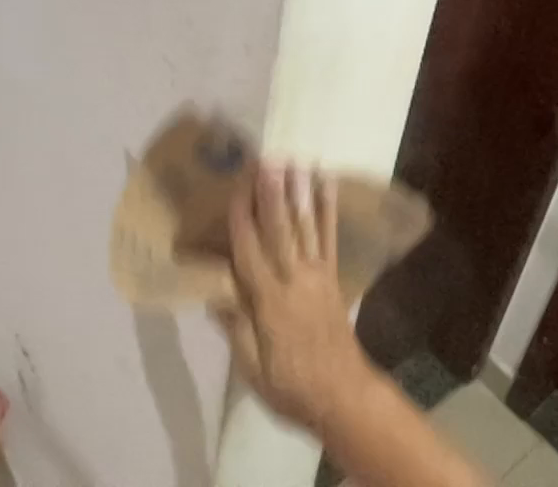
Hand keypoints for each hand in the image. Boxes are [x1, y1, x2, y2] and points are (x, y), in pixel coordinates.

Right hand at [215, 162, 372, 432]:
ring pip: (304, 227)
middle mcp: (292, 279)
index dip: (240, 217)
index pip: (249, 250)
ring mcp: (316, 275)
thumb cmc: (291, 386)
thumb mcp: (252, 368)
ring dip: (298, 193)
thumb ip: (235, 328)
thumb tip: (213, 292)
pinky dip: (329, 210)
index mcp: (267, 301)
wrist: (344, 398)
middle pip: (279, 229)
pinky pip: (329, 238)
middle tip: (267, 160)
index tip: (234, 186)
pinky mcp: (332, 278)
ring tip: (294, 162)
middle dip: (271, 193)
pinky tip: (327, 185)